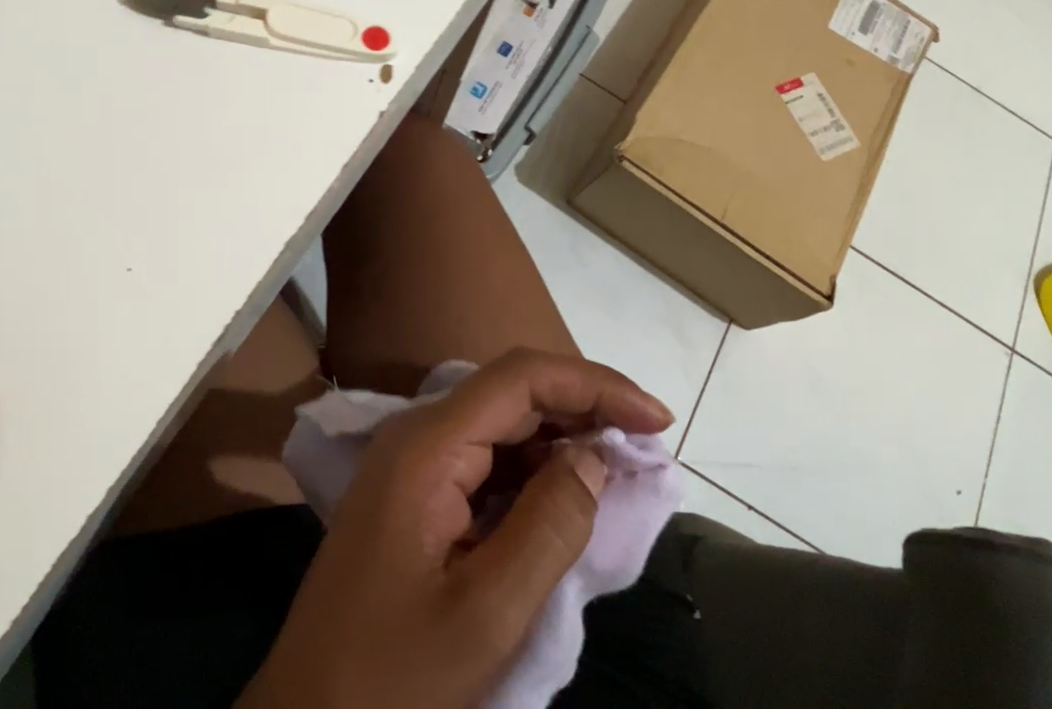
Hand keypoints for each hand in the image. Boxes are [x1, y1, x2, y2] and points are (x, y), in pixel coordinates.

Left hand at [235, 348, 672, 708]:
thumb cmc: (394, 674)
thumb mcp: (488, 611)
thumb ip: (551, 524)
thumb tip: (596, 458)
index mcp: (427, 448)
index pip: (521, 378)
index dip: (596, 385)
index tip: (657, 421)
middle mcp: (416, 439)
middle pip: (513, 393)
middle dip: (586, 408)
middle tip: (648, 446)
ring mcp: (412, 467)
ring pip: (502, 425)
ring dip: (564, 438)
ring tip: (622, 468)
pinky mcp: (415, 497)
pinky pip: (486, 462)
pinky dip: (536, 470)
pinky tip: (570, 493)